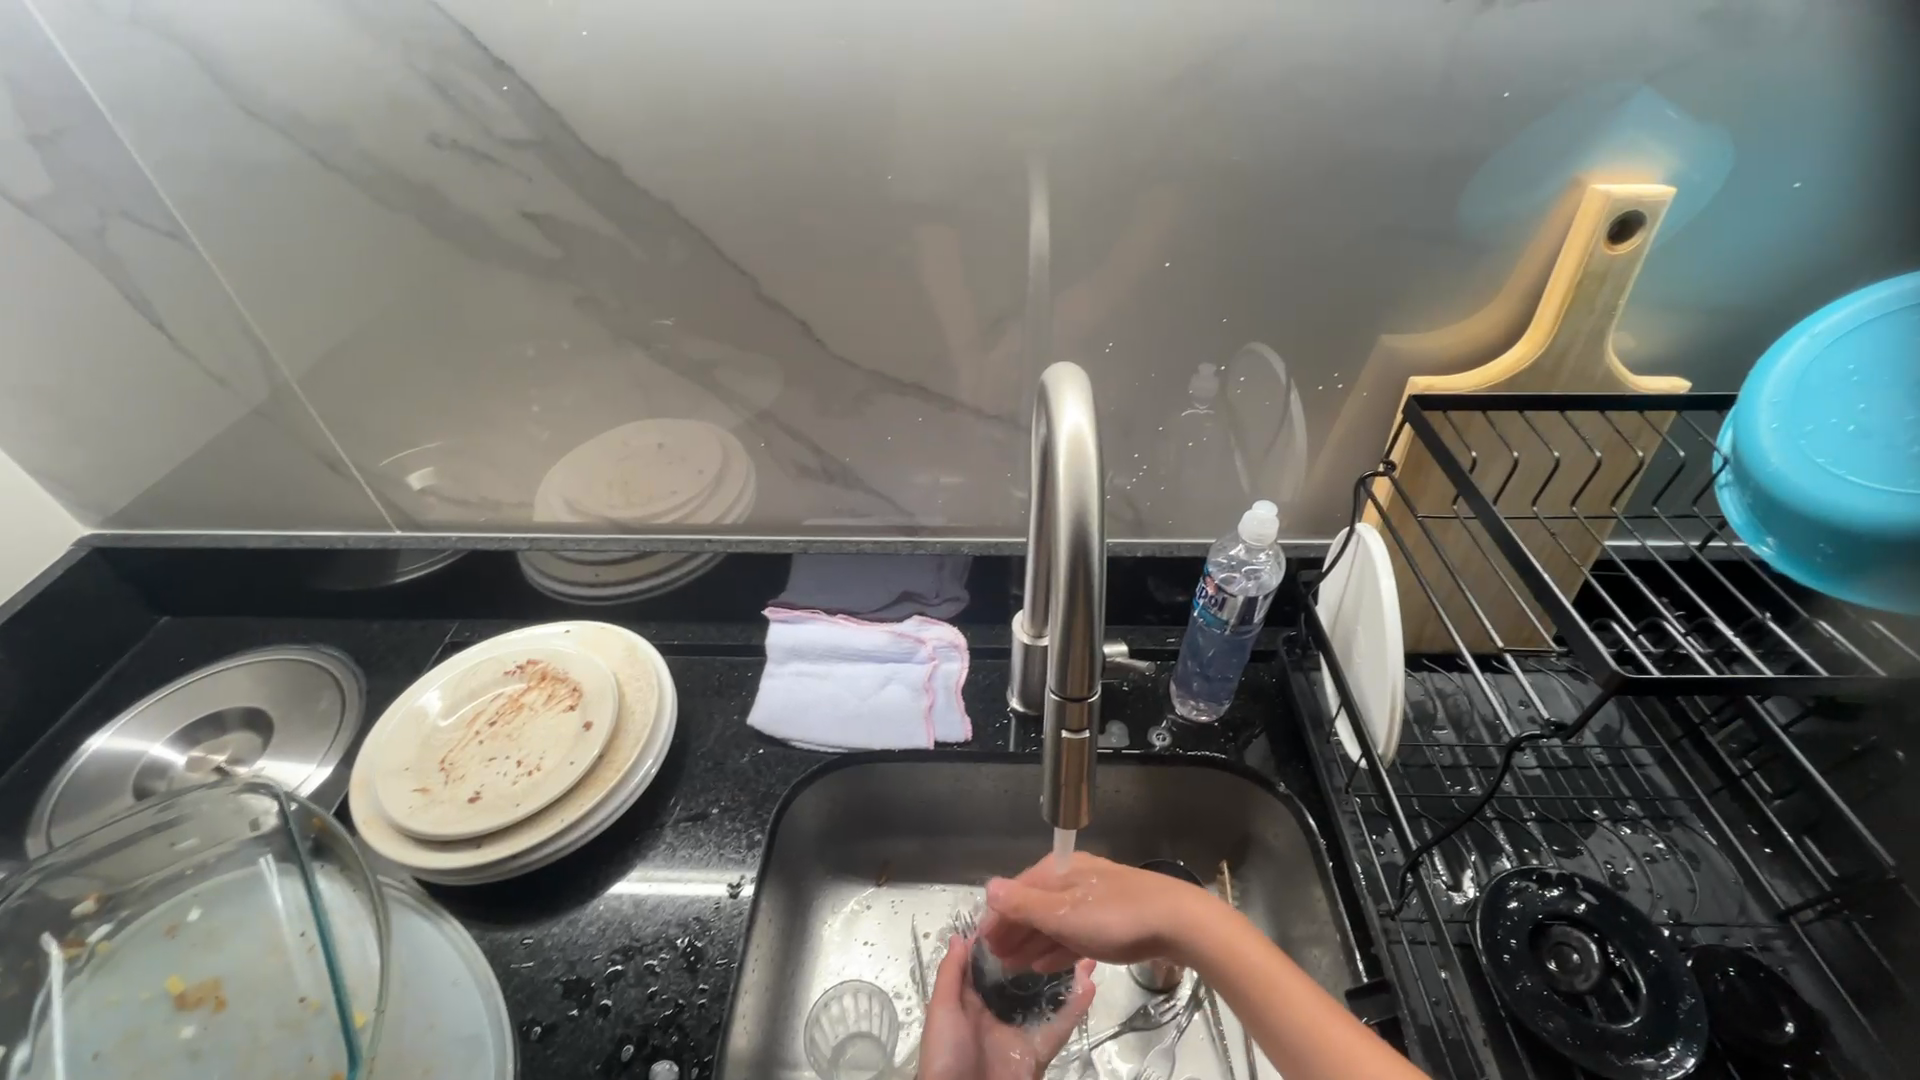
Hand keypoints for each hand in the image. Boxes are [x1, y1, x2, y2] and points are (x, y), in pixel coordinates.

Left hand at [917, 933, 1094, 1079]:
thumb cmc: (946, 1054)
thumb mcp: (941, 1010)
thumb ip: (951, 973)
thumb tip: (961, 935)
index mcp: (972, 1001)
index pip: (993, 964)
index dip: (1009, 940)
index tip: (1027, 913)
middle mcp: (998, 1012)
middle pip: (1024, 979)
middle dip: (1042, 957)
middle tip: (1063, 929)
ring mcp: (1020, 1031)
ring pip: (1046, 999)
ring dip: (1065, 978)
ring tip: (1085, 952)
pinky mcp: (1038, 1052)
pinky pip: (1058, 1028)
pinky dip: (1074, 1008)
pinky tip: (1090, 985)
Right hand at [980, 853, 1220, 972]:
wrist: (1176, 922)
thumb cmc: (1116, 916)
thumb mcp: (1064, 913)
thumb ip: (1025, 904)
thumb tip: (988, 887)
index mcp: (1059, 870)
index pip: (1017, 891)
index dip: (998, 917)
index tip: (982, 943)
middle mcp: (1073, 879)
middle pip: (1034, 905)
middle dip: (1013, 931)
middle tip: (994, 959)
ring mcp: (1093, 900)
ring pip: (1053, 922)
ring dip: (1031, 943)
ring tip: (1013, 967)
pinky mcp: (1110, 921)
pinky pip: (1072, 934)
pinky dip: (1055, 948)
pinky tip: (1044, 964)